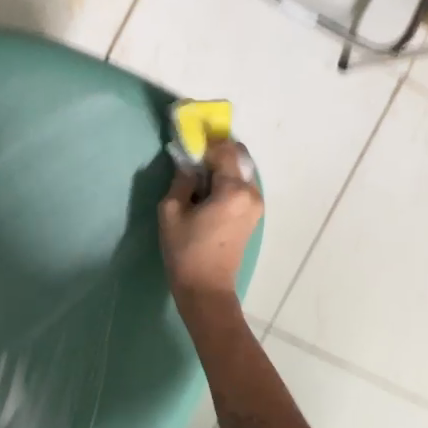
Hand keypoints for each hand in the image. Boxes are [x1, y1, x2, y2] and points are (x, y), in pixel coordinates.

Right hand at [158, 139, 263, 303]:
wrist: (206, 289)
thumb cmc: (185, 251)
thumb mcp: (172, 211)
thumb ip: (181, 181)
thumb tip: (188, 164)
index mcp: (233, 190)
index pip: (223, 150)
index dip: (205, 141)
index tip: (189, 138)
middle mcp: (251, 193)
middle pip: (236, 158)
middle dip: (215, 152)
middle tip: (192, 155)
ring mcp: (256, 205)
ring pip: (240, 172)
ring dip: (221, 168)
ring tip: (197, 175)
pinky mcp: (252, 215)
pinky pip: (241, 187)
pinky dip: (225, 181)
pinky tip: (207, 191)